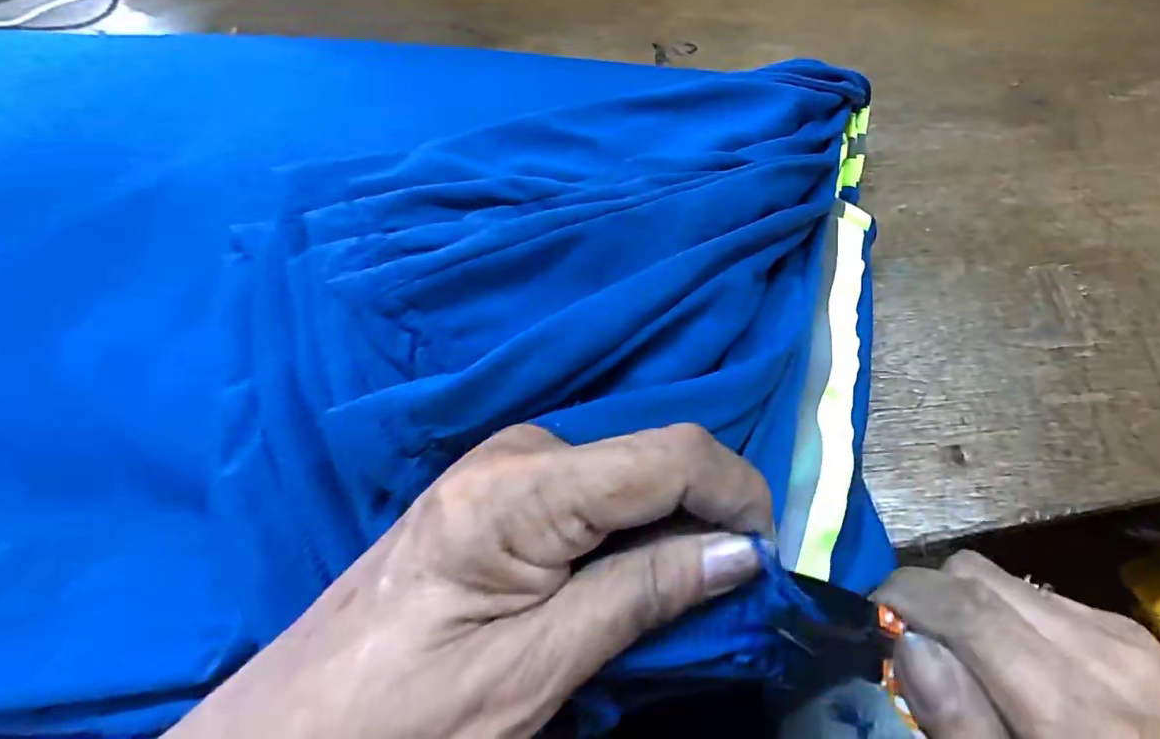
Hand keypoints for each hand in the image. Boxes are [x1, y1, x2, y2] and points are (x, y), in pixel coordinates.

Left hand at [170, 423, 773, 738]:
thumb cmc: (390, 731)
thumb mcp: (531, 674)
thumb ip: (644, 594)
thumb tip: (745, 553)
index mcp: (521, 487)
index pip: (671, 454)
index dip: (737, 492)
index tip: (768, 554)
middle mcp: (522, 449)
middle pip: (658, 455)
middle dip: (712, 507)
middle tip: (736, 577)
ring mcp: (512, 461)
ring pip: (639, 467)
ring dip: (680, 518)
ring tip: (694, 580)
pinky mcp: (508, 484)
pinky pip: (607, 484)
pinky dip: (643, 522)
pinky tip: (645, 566)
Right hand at [876, 552, 1159, 738]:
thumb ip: (963, 729)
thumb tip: (909, 642)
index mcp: (1079, 713)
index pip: (976, 612)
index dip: (912, 595)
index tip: (870, 609)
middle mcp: (1105, 651)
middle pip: (988, 579)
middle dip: (933, 596)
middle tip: (904, 642)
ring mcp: (1125, 637)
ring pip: (1012, 581)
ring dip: (970, 607)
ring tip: (958, 656)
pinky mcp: (1132, 634)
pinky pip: (1046, 599)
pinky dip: (1011, 620)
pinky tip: (1013, 666)